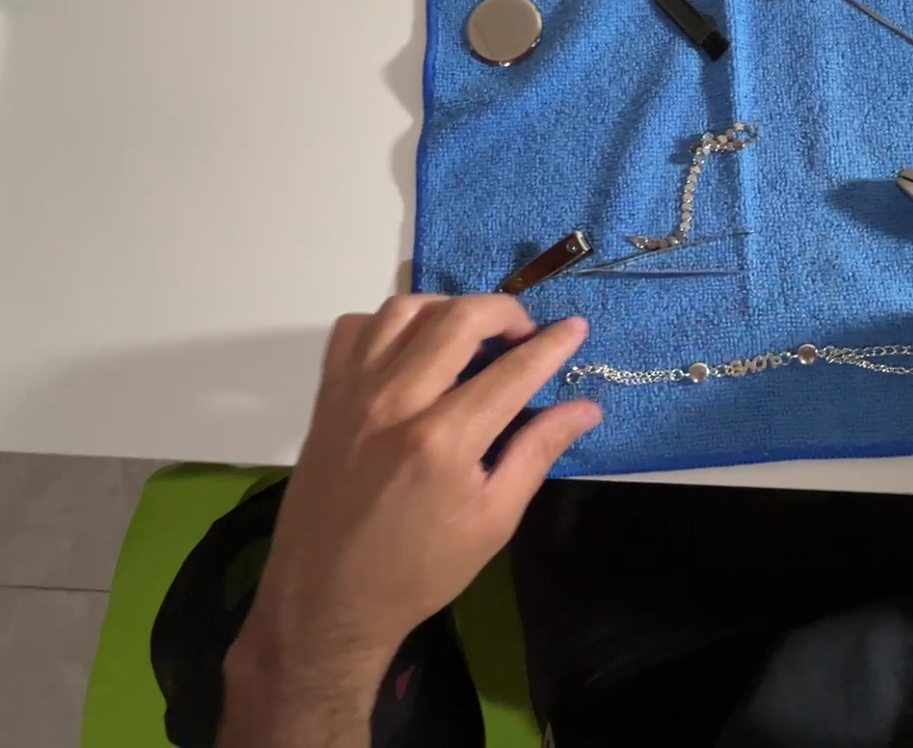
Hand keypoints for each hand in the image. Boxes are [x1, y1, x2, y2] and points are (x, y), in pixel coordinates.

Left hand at [221, 295, 598, 747]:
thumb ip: (539, 451)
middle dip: (505, 312)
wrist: (325, 604)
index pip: (513, 370)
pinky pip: (356, 327)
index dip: (552, 344)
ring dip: (450, 309)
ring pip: (406, 308)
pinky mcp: (327, 395)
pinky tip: (413, 347)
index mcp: (444, 441)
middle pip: (459, 318)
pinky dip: (391, 322)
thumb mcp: (494, 519)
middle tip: (525, 334)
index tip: (575, 327)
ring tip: (471, 335)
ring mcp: (354, 393)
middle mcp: (396, 402)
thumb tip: (587, 407)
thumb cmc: (420, 570)